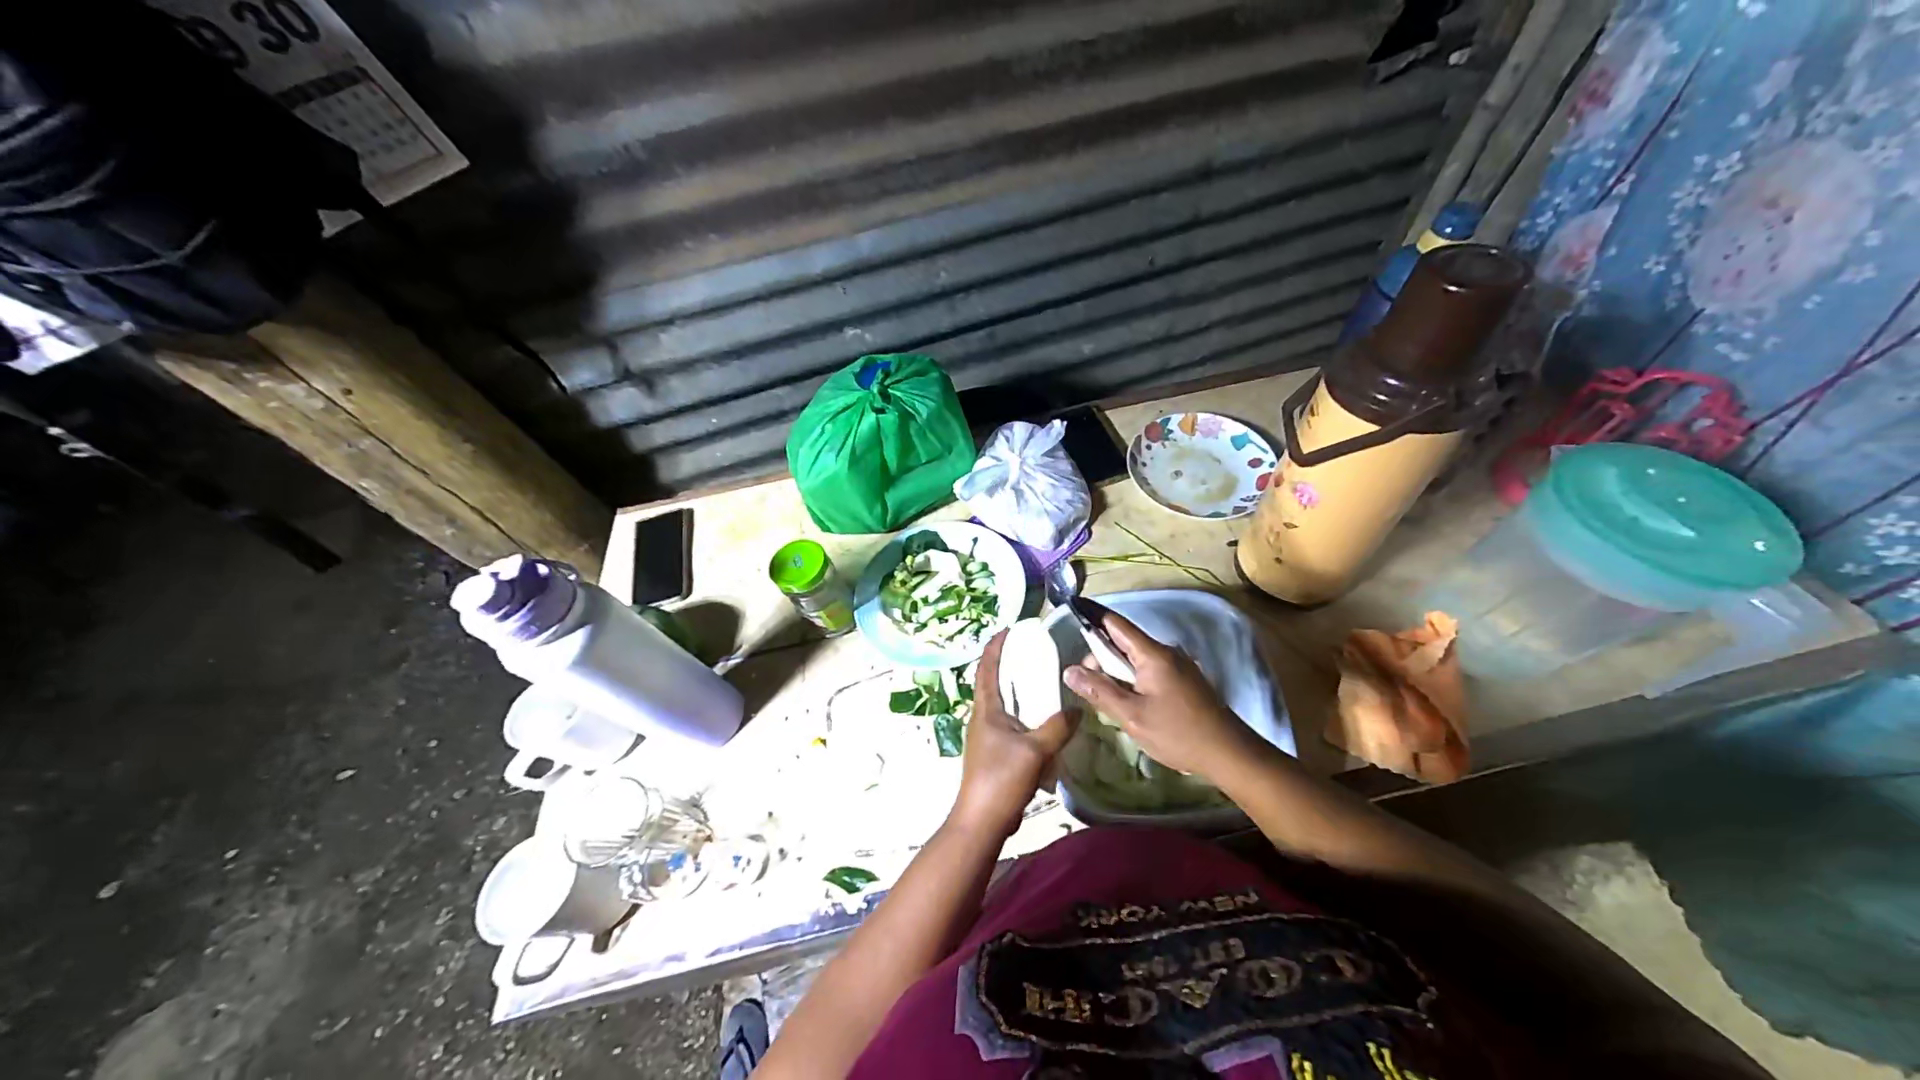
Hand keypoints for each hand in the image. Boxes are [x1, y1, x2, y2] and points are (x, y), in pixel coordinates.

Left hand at [951, 631, 1077, 836]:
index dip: (996, 646)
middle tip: (1034, 651)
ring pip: (1004, 705)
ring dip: (1019, 691)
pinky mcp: (996, 754)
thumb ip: (1058, 726)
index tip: (1010, 628)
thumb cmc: (1001, 778)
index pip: (987, 667)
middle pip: (994, 682)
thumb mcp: (1035, 749)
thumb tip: (1077, 709)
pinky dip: (1027, 715)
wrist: (982, 820)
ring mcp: (988, 737)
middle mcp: (983, 717)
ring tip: (1044, 681)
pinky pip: (1013, 725)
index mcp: (986, 708)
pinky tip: (1046, 721)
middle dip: (1010, 664)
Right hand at [1062, 612, 1264, 780]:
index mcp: (1153, 654)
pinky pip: (1149, 671)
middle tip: (1086, 684)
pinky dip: (1132, 680)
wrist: (1229, 754)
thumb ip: (1099, 691)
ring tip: (1106, 699)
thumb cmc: (1178, 733)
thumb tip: (1070, 670)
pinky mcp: (1184, 682)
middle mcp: (1166, 652)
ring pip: (1136, 659)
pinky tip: (1128, 704)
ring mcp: (1178, 666)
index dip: (1091, 616)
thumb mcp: (1132, 716)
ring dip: (1116, 672)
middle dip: (1100, 657)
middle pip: (1124, 642)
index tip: (1071, 612)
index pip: (1115, 623)